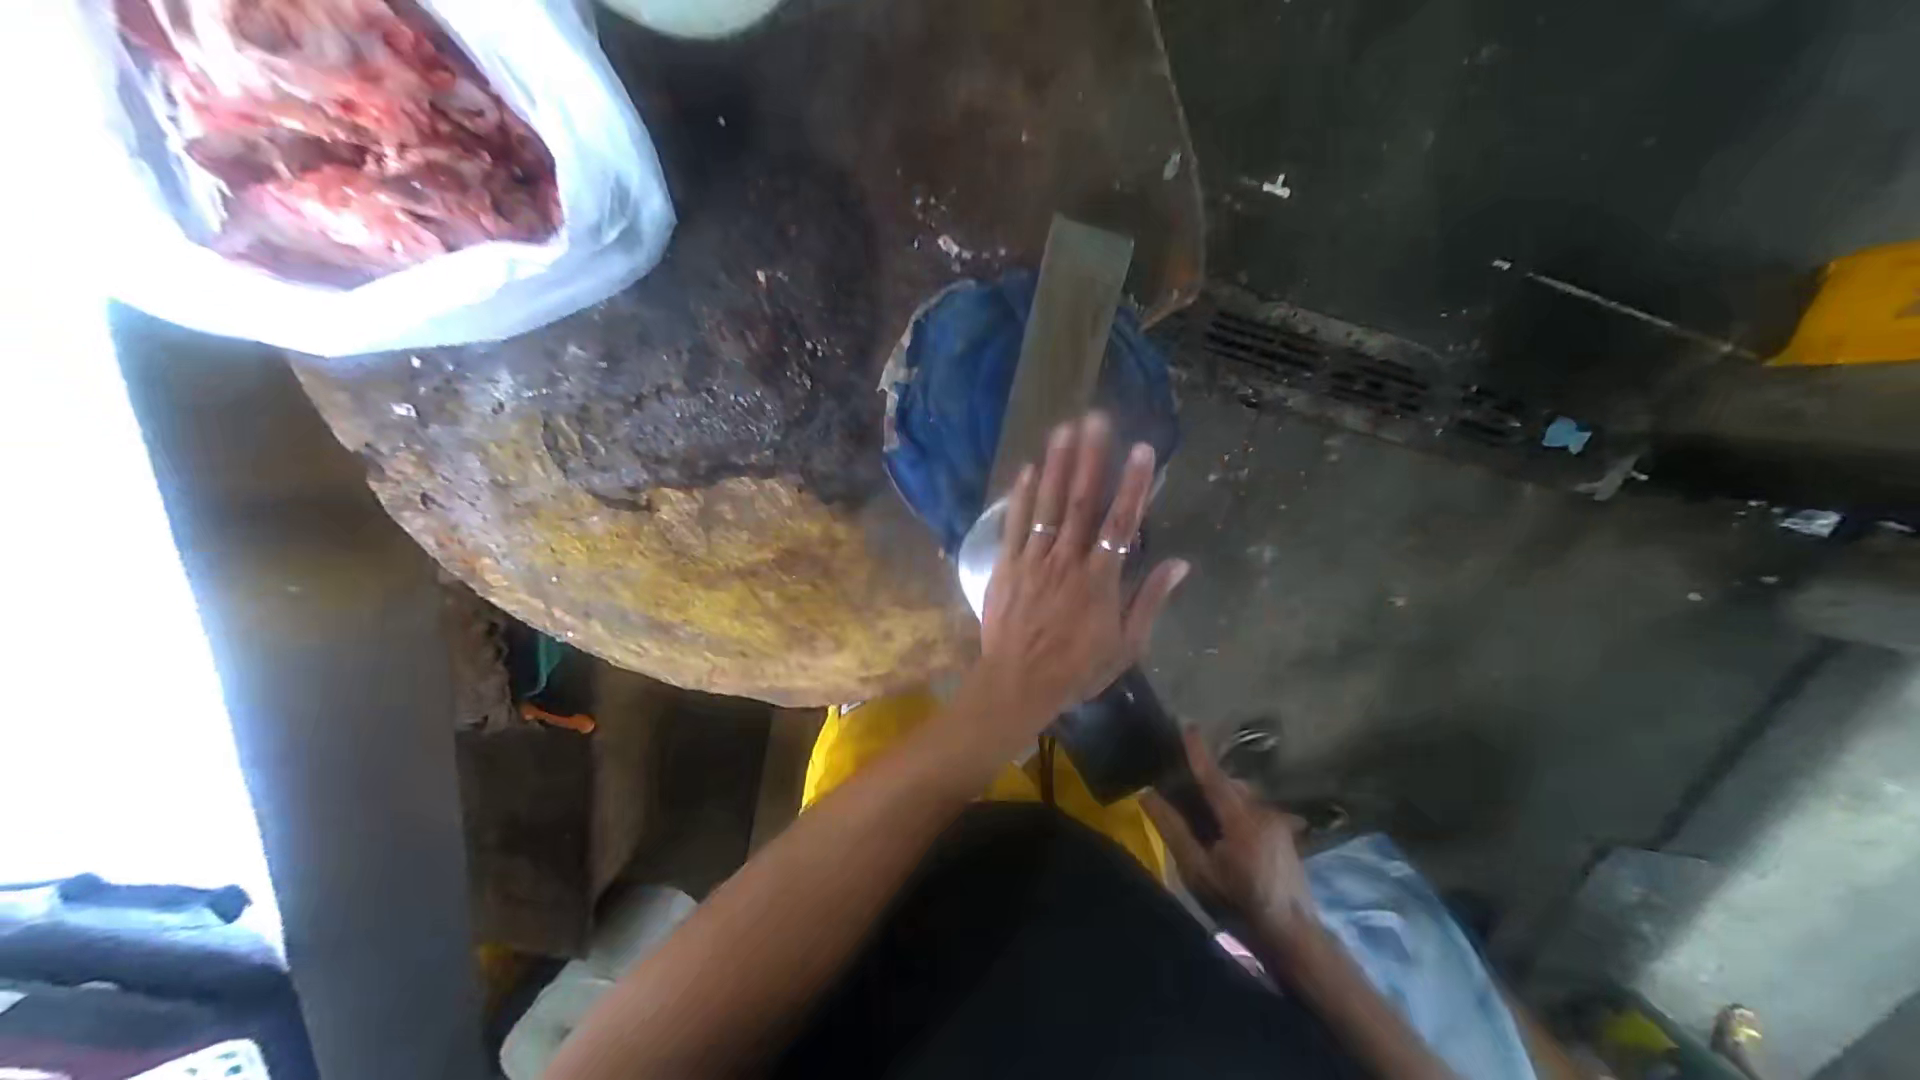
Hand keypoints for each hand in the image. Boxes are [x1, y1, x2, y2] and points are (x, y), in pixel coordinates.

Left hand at [975, 412, 1188, 739]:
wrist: (1018, 684)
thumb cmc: (1077, 669)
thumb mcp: (1126, 646)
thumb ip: (1150, 601)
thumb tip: (1179, 563)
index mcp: (1100, 579)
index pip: (1121, 523)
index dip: (1133, 485)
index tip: (1142, 450)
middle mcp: (1067, 560)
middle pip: (1081, 502)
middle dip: (1091, 459)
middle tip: (1097, 419)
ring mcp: (1033, 560)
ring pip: (1047, 505)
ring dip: (1056, 466)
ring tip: (1064, 429)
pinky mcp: (1007, 566)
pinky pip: (1014, 525)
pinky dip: (1021, 496)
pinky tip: (1027, 468)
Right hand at [1145, 729, 1316, 939]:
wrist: (1293, 936)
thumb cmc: (1239, 903)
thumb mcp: (1197, 870)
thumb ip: (1172, 829)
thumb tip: (1147, 794)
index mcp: (1241, 819)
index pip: (1213, 776)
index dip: (1198, 750)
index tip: (1187, 725)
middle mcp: (1263, 812)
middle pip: (1228, 784)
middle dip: (1206, 778)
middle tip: (1181, 783)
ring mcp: (1278, 822)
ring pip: (1242, 796)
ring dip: (1222, 796)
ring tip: (1201, 811)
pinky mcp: (1285, 834)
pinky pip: (1253, 810)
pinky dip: (1235, 809)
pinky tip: (1225, 832)